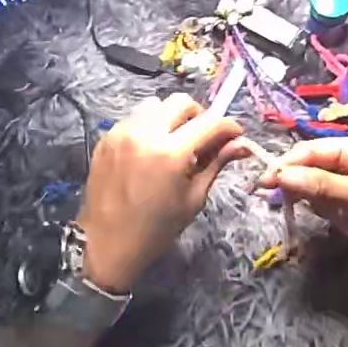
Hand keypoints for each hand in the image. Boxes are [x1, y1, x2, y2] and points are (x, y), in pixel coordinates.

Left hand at [77, 94, 251, 292]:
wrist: (106, 244)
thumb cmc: (156, 229)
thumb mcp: (193, 198)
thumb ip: (215, 164)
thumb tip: (241, 145)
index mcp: (170, 153)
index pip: (209, 122)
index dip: (228, 126)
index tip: (235, 136)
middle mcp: (145, 134)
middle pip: (181, 102)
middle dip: (199, 116)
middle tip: (203, 139)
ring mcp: (121, 132)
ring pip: (155, 105)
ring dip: (172, 118)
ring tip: (174, 144)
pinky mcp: (107, 137)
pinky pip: (135, 118)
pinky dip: (149, 127)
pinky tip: (151, 151)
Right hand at [258, 137, 347, 274]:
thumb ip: (321, 186)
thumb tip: (279, 175)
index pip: (311, 150)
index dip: (286, 165)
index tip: (263, 185)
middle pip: (313, 166)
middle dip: (299, 184)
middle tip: (281, 205)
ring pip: (321, 187)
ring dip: (316, 201)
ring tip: (329, 217)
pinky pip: (334, 204)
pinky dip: (330, 213)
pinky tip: (343, 225)